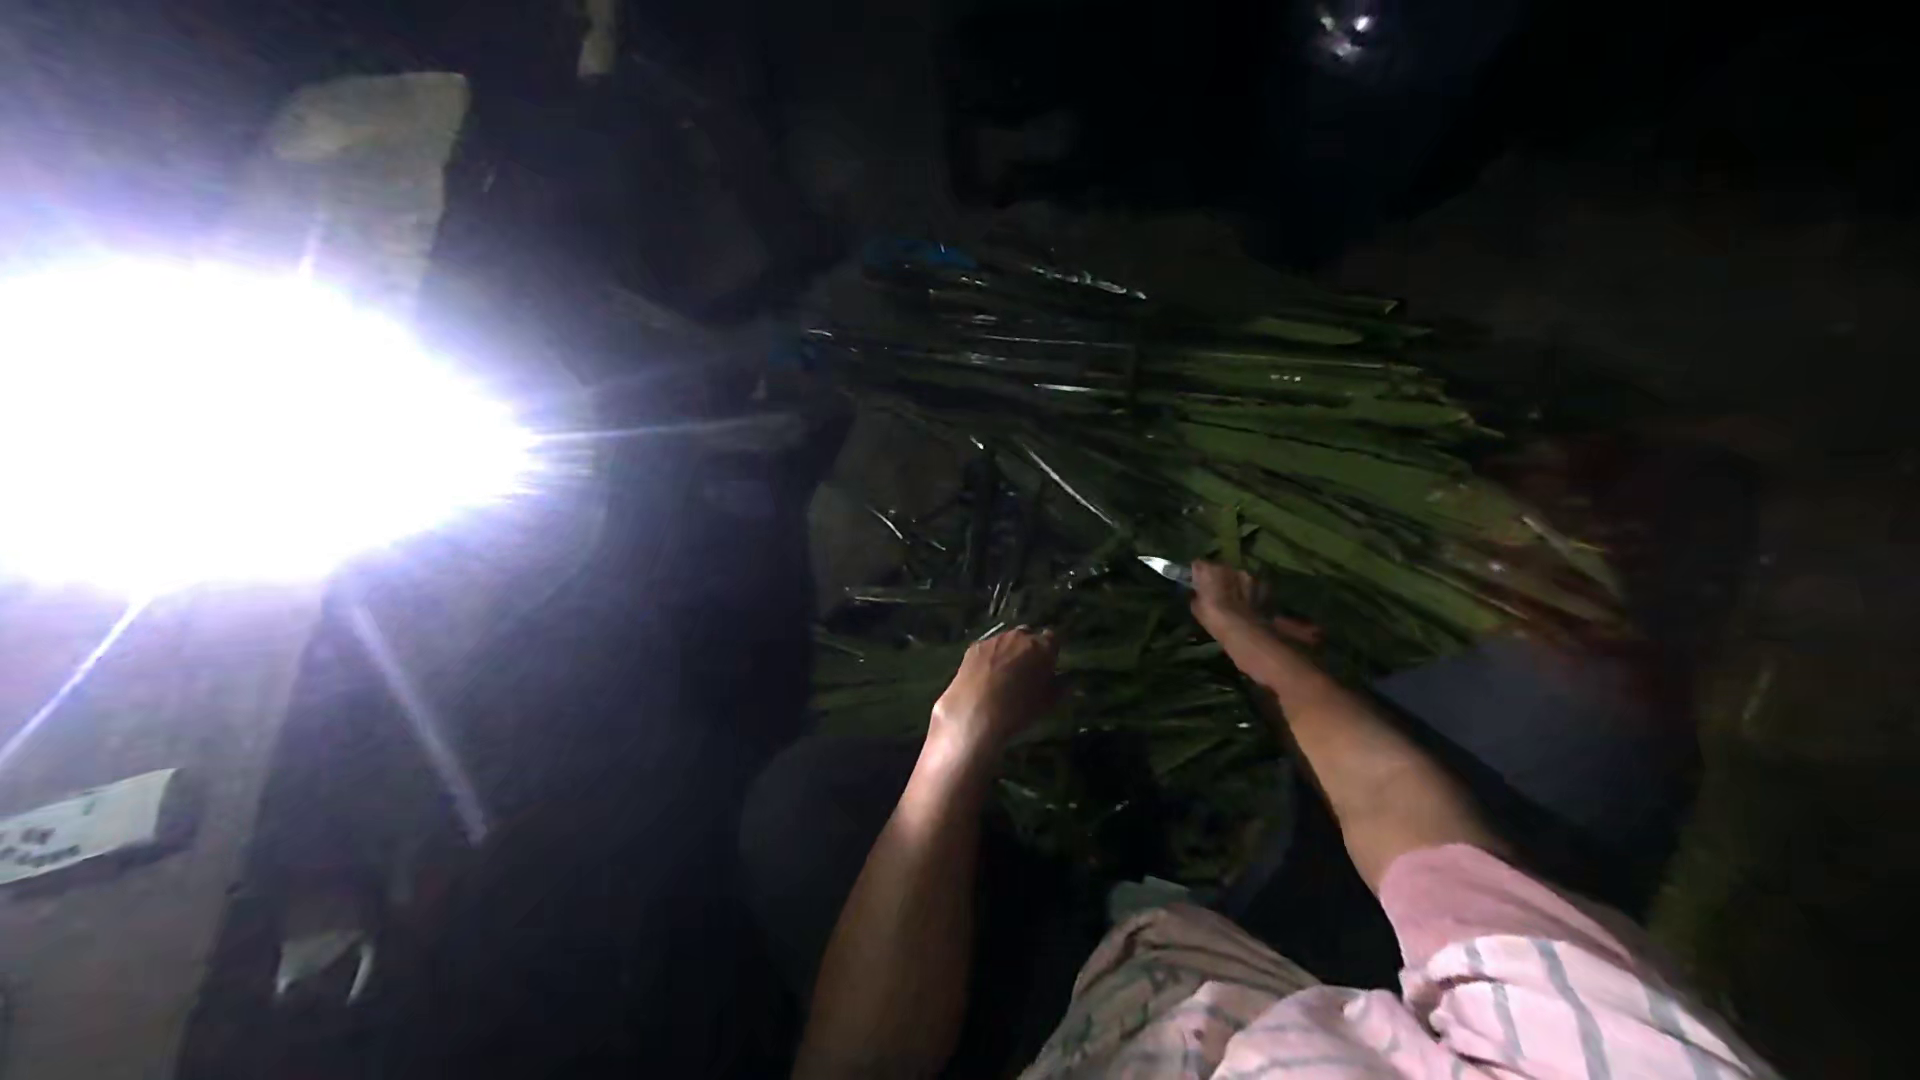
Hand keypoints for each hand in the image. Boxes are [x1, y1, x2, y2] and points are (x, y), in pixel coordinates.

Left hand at [930, 627, 1058, 756]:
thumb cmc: (1018, 710)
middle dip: (1028, 648)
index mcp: (1042, 648)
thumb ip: (1060, 687)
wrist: (975, 714)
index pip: (1053, 638)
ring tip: (1002, 674)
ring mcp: (995, 640)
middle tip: (1025, 670)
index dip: (1050, 650)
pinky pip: (988, 648)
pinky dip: (989, 657)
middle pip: (1028, 635)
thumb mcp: (1047, 703)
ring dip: (1008, 651)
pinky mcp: (975, 647)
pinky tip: (984, 675)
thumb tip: (1068, 680)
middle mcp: (1019, 637)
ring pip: (1006, 640)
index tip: (1047, 663)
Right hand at [1190, 560, 1264, 630]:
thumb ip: (1196, 594)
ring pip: (1233, 574)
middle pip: (1216, 567)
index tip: (1195, 582)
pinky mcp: (1257, 584)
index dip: (1196, 573)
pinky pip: (1246, 583)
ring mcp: (1243, 574)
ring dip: (1230, 581)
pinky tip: (1243, 600)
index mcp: (1207, 570)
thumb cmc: (1212, 616)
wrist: (1240, 627)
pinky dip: (1244, 589)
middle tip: (1212, 590)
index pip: (1197, 564)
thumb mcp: (1195, 606)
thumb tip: (1197, 592)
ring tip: (1230, 596)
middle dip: (1214, 576)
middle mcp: (1225, 567)